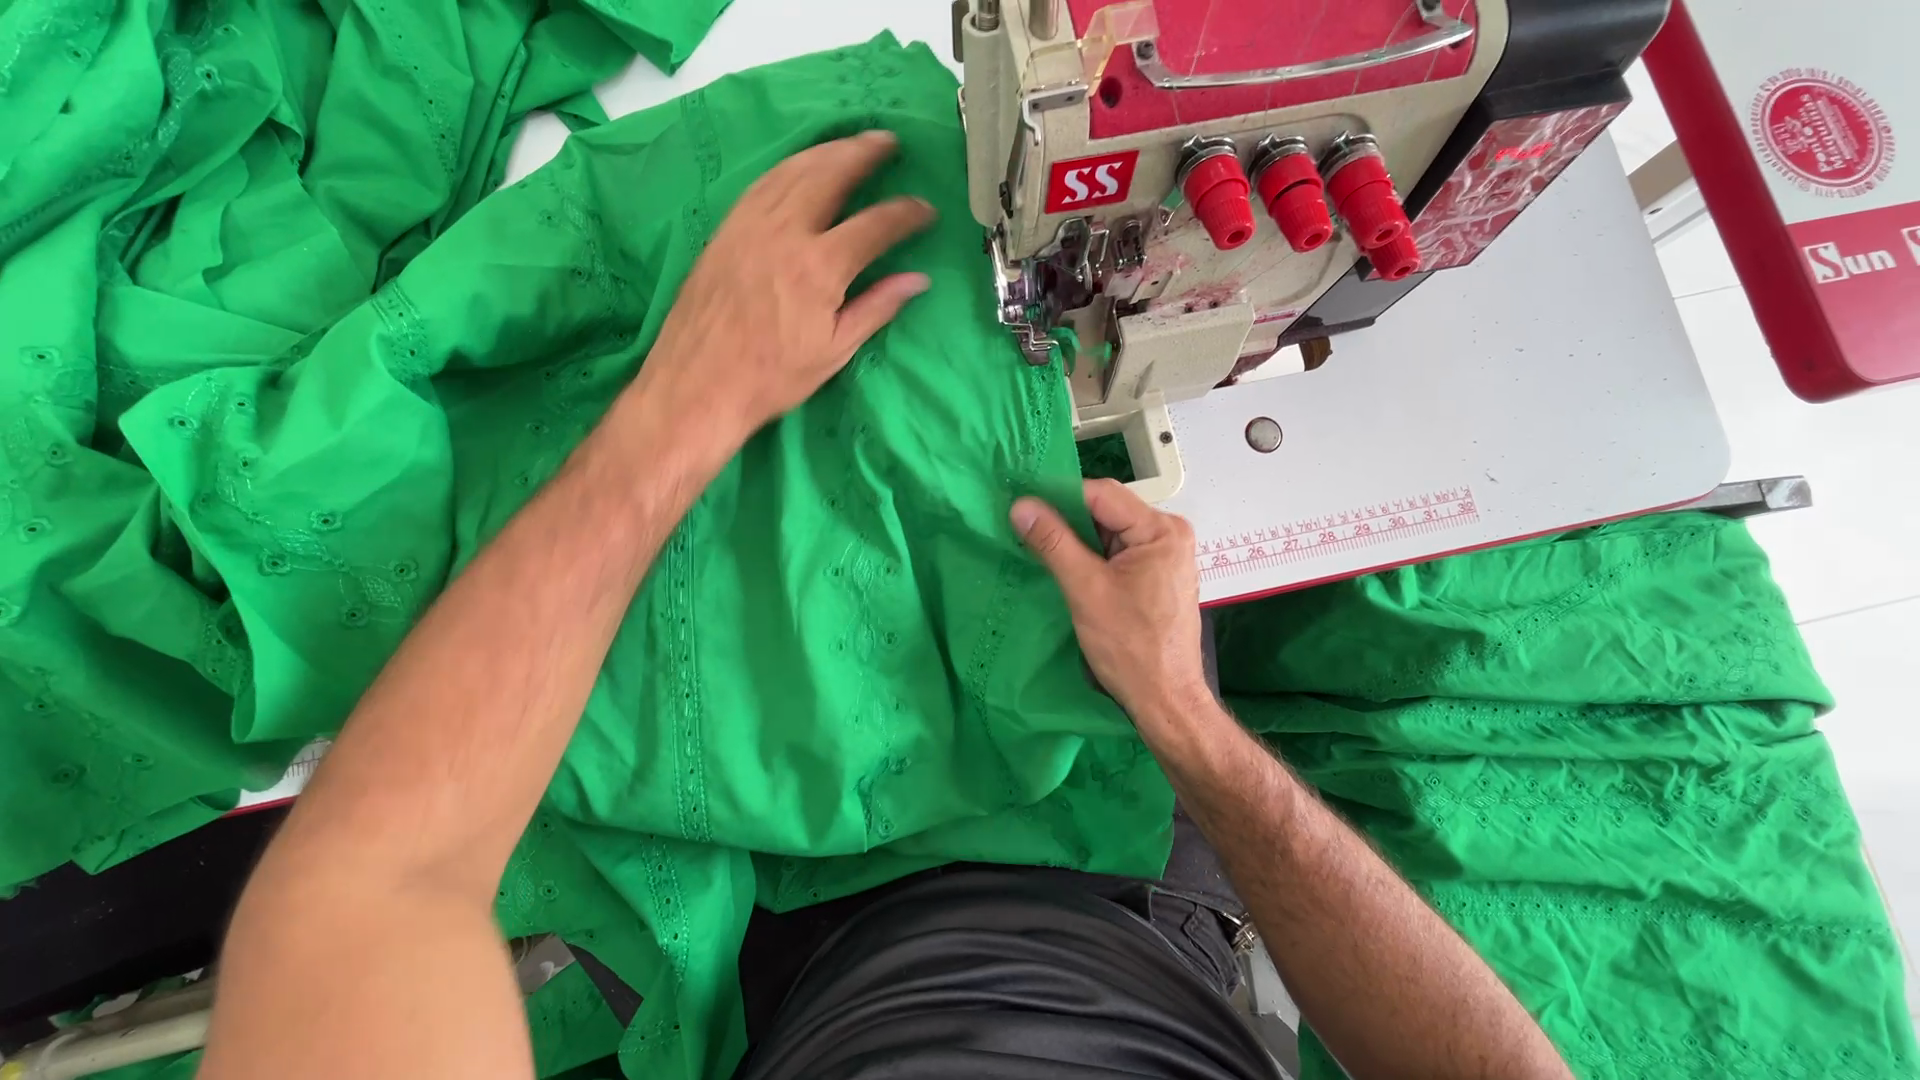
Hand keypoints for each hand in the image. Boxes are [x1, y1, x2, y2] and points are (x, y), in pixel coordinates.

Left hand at [635, 130, 935, 444]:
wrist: (697, 384)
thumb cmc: (772, 378)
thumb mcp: (833, 351)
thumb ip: (876, 308)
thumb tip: (918, 280)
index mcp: (819, 268)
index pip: (875, 225)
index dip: (906, 213)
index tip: (926, 209)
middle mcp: (785, 232)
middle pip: (830, 174)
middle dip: (862, 154)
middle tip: (886, 142)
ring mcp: (750, 225)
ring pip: (793, 170)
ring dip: (826, 151)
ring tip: (850, 144)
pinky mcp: (725, 229)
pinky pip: (763, 183)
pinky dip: (789, 167)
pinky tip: (800, 167)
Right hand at [1011, 479, 1211, 739]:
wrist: (1164, 699)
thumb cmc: (1130, 647)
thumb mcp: (1085, 589)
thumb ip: (1053, 542)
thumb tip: (1020, 505)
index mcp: (1161, 530)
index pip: (1101, 494)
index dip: (1059, 495)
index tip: (1022, 504)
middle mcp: (1169, 534)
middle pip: (1106, 512)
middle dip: (1066, 519)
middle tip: (1024, 526)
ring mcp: (1164, 556)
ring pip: (1108, 533)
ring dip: (1075, 540)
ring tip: (1037, 546)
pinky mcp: (1156, 577)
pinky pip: (1116, 553)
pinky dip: (1090, 557)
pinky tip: (1063, 567)